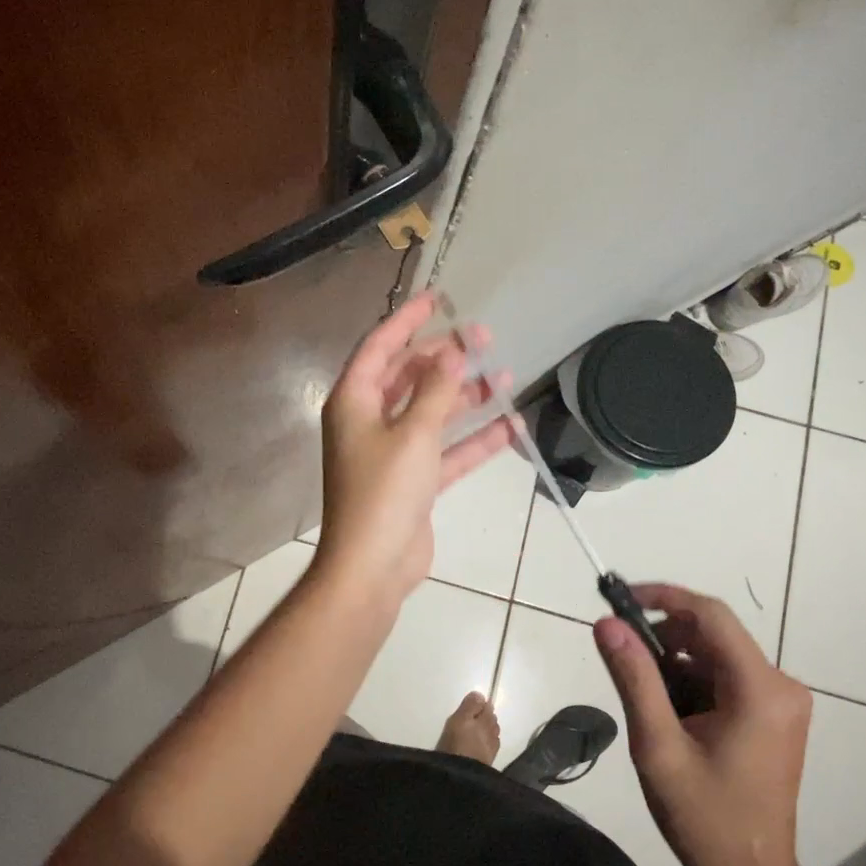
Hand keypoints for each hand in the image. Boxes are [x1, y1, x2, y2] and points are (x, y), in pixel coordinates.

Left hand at [314, 292, 512, 605]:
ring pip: (431, 412)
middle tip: (484, 337)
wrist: (372, 566)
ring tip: (504, 373)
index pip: (380, 347)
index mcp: (354, 401)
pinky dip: (474, 439)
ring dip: (464, 395)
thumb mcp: (413, 434)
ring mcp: (391, 452)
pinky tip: (511, 424)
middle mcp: (368, 421)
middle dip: (444, 357)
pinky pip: (446, 450)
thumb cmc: (384, 492)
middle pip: (408, 377)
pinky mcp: (413, 481)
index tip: (440, 299)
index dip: (408, 320)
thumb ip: (436, 391)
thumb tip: (452, 352)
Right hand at [592, 584, 811, 865]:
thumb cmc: (703, 814)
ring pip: (714, 656)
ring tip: (646, 705)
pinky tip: (670, 718)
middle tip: (619, 662)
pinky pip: (724, 678)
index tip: (616, 599)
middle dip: (661, 639)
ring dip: (673, 666)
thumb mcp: (658, 745)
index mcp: (760, 689)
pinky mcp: (774, 716)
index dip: (661, 596)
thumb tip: (606, 623)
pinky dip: (690, 684)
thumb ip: (633, 678)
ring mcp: (781, 702)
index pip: (710, 615)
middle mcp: (780, 685)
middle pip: (711, 634)